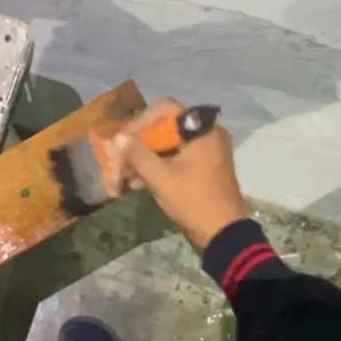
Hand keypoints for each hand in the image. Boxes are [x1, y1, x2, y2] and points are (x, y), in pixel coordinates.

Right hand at [98, 99, 247, 247]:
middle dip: (140, 145)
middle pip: (165, 127)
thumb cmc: (193, 201)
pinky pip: (177, 157)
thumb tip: (118, 138)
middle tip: (121, 160)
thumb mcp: (161, 178)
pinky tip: (139, 182)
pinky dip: (159, 166)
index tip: (122, 141)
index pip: (164, 110)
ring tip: (126, 176)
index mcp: (201, 129)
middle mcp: (207, 132)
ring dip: (146, 158)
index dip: (139, 123)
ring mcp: (207, 149)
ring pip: (169, 144)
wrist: (222, 231)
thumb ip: (138, 155)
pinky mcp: (205, 165)